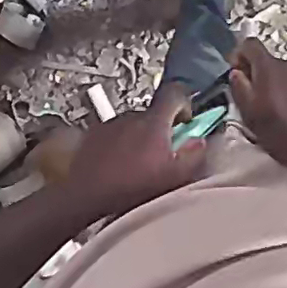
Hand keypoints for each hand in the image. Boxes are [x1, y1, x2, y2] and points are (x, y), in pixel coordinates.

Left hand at [62, 89, 207, 219]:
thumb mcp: (173, 177)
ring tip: (140, 164)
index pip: (174, 94)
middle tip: (164, 153)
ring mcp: (111, 124)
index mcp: (154, 122)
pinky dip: (120, 145)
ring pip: (134, 125)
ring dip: (140, 138)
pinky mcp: (94, 135)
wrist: (86, 193)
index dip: (185, 103)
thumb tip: (200, 143)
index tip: (186, 120)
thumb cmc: (130, 185)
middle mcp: (132, 116)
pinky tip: (120, 166)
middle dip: (162, 129)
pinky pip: (115, 134)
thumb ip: (193, 156)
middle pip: (154, 114)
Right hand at [230, 37, 286, 163]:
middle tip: (252, 99)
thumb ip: (239, 88)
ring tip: (273, 108)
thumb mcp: (250, 113)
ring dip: (273, 84)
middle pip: (266, 61)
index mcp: (269, 67)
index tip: (236, 72)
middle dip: (256, 75)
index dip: (238, 55)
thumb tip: (235, 73)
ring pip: (281, 73)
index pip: (249, 44)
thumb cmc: (280, 130)